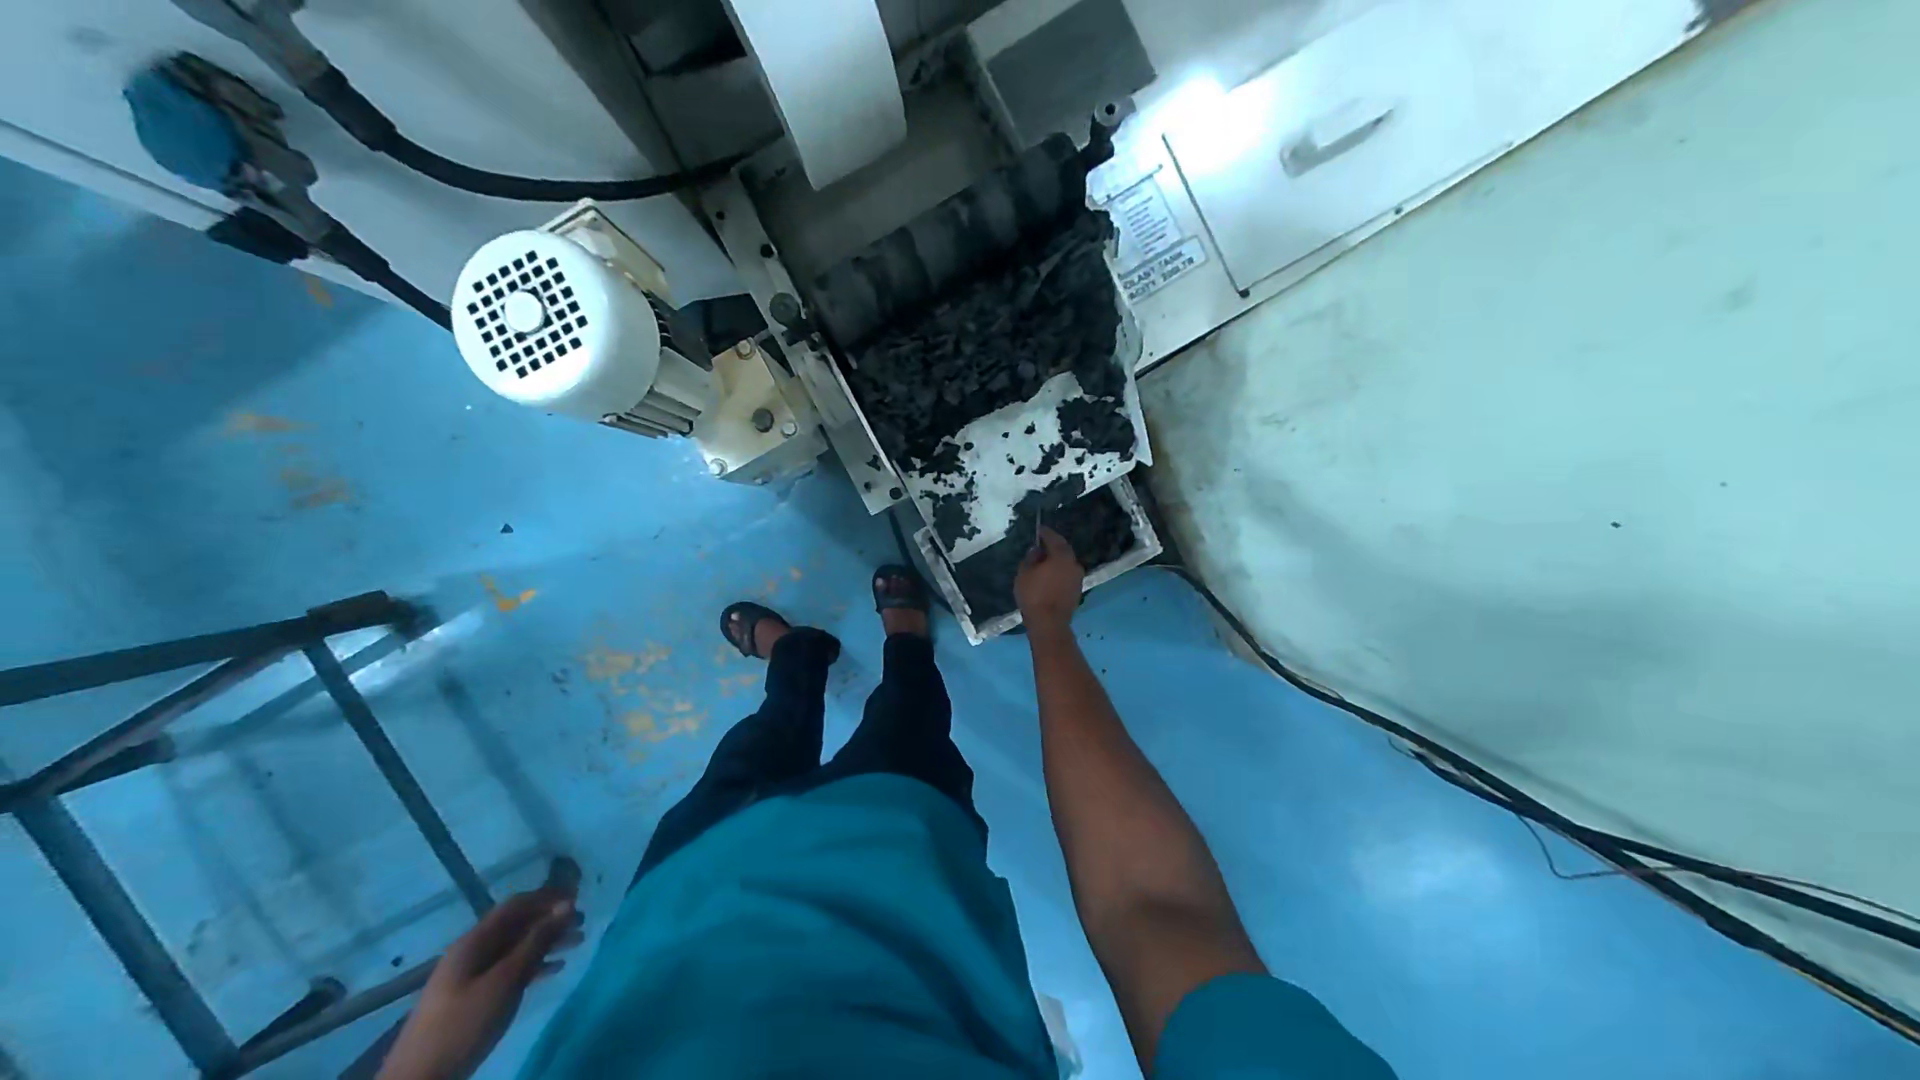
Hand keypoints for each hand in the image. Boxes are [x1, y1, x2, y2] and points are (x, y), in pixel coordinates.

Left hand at [377, 886, 583, 1079]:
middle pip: (517, 925)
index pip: (516, 905)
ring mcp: (471, 976)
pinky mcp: (473, 997)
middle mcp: (472, 952)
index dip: (548, 897)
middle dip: (551, 920)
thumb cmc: (463, 1025)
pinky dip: (535, 964)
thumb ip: (536, 941)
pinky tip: (555, 969)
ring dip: (547, 942)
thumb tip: (567, 905)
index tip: (579, 900)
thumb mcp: (505, 981)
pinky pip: (510, 969)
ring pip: (516, 947)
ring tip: (578, 943)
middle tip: (583, 923)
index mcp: (474, 942)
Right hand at [1016, 526, 1084, 633]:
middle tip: (1042, 544)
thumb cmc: (1034, 595)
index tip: (1039, 529)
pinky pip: (1067, 574)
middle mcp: (1074, 564)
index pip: (1054, 538)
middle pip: (1063, 550)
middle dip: (1053, 545)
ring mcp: (1078, 578)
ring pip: (1067, 563)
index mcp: (1062, 556)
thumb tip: (1036, 550)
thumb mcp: (1024, 573)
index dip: (1045, 532)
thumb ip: (1031, 558)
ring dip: (1057, 560)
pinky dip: (1060, 571)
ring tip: (1045, 560)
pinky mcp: (1077, 590)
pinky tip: (1050, 575)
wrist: (1049, 623)